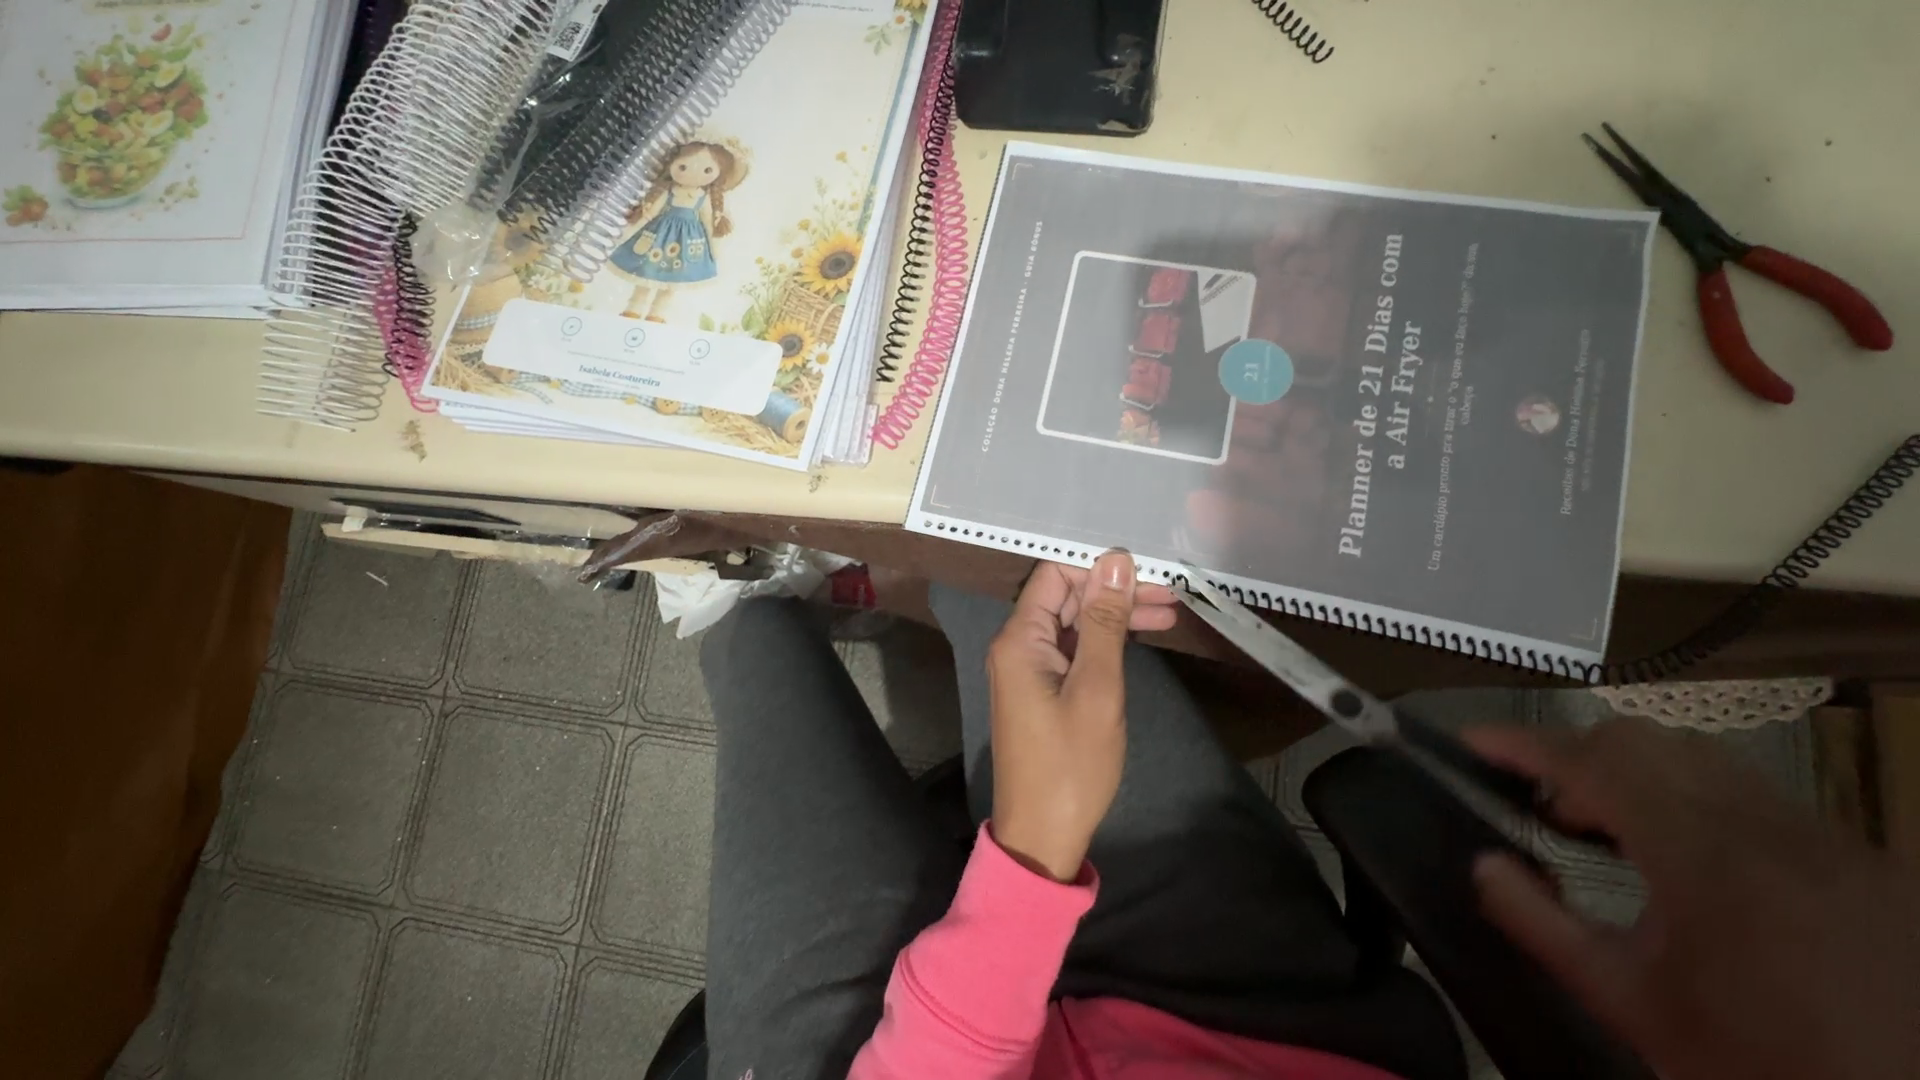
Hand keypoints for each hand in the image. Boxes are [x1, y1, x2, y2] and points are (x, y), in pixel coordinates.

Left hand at [986, 552, 1176, 881]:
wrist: (1043, 833)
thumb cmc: (1071, 763)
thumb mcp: (1097, 688)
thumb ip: (1105, 621)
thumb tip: (1115, 561)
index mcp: (1020, 639)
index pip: (1054, 575)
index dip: (1097, 568)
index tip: (1146, 573)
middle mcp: (1016, 646)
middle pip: (1065, 597)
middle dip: (1114, 591)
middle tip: (1170, 596)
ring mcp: (1027, 670)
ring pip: (1073, 624)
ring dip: (1115, 616)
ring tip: (1169, 614)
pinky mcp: (1041, 690)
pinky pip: (1072, 650)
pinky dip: (1104, 643)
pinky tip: (1139, 638)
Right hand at [1466, 719, 1919, 1079]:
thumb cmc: (1759, 1060)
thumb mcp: (1630, 1003)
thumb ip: (1540, 924)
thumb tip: (1483, 863)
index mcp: (1704, 855)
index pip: (1593, 760)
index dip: (1522, 742)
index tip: (1471, 740)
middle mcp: (1768, 826)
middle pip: (1647, 742)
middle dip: (1575, 753)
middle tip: (1539, 802)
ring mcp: (1824, 838)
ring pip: (1702, 759)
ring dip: (1632, 770)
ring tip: (1600, 824)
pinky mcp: (1861, 860)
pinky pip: (1750, 793)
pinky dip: (1687, 795)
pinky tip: (1680, 853)